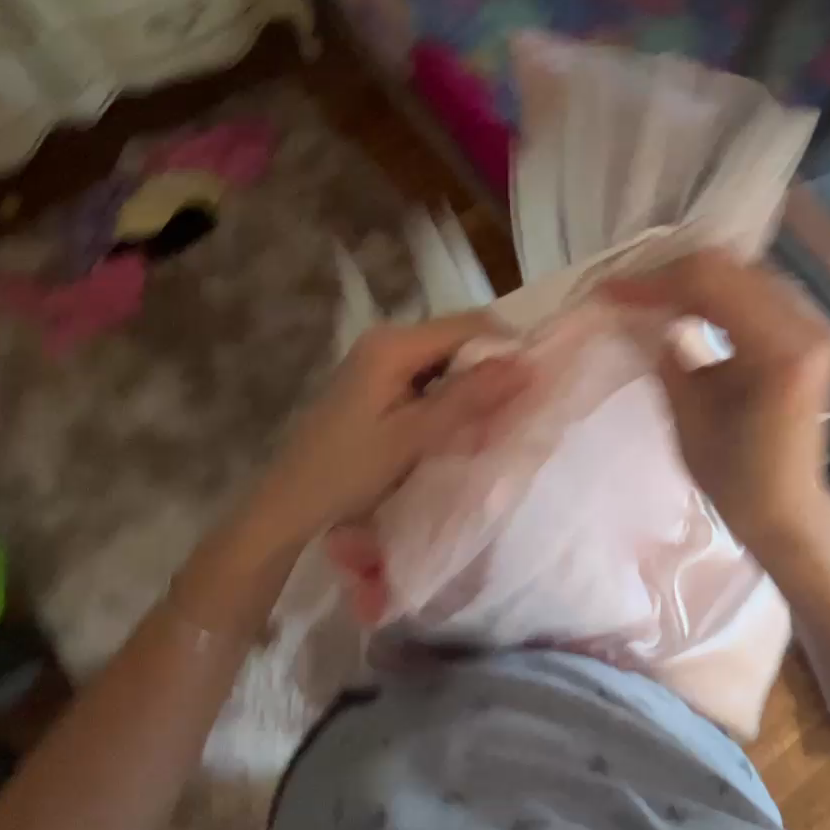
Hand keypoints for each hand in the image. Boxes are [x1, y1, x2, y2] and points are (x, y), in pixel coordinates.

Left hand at [246, 313, 527, 544]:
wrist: (289, 505)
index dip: (508, 346)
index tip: (540, 379)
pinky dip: (450, 394)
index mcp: (393, 344)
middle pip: (457, 337)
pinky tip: (463, 421)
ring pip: (444, 359)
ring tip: (501, 413)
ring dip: (473, 381)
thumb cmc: (348, 471)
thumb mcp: (414, 436)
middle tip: (524, 400)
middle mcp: (386, 340)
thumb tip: (526, 365)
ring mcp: (378, 361)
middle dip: (492, 364)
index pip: (469, 325)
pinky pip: (427, 377)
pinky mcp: (376, 384)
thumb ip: (469, 398)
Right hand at [606, 249, 829, 544]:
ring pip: (736, 272)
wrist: (785, 508)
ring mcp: (812, 323)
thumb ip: (665, 353)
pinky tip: (681, 305)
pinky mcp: (804, 329)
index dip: (653, 282)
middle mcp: (807, 325)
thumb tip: (634, 313)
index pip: (709, 284)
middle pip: (725, 268)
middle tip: (622, 291)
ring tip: (645, 296)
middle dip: (667, 275)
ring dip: (687, 280)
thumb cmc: (735, 477)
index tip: (608, 292)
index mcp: (781, 350)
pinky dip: (710, 293)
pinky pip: (749, 289)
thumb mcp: (688, 415)